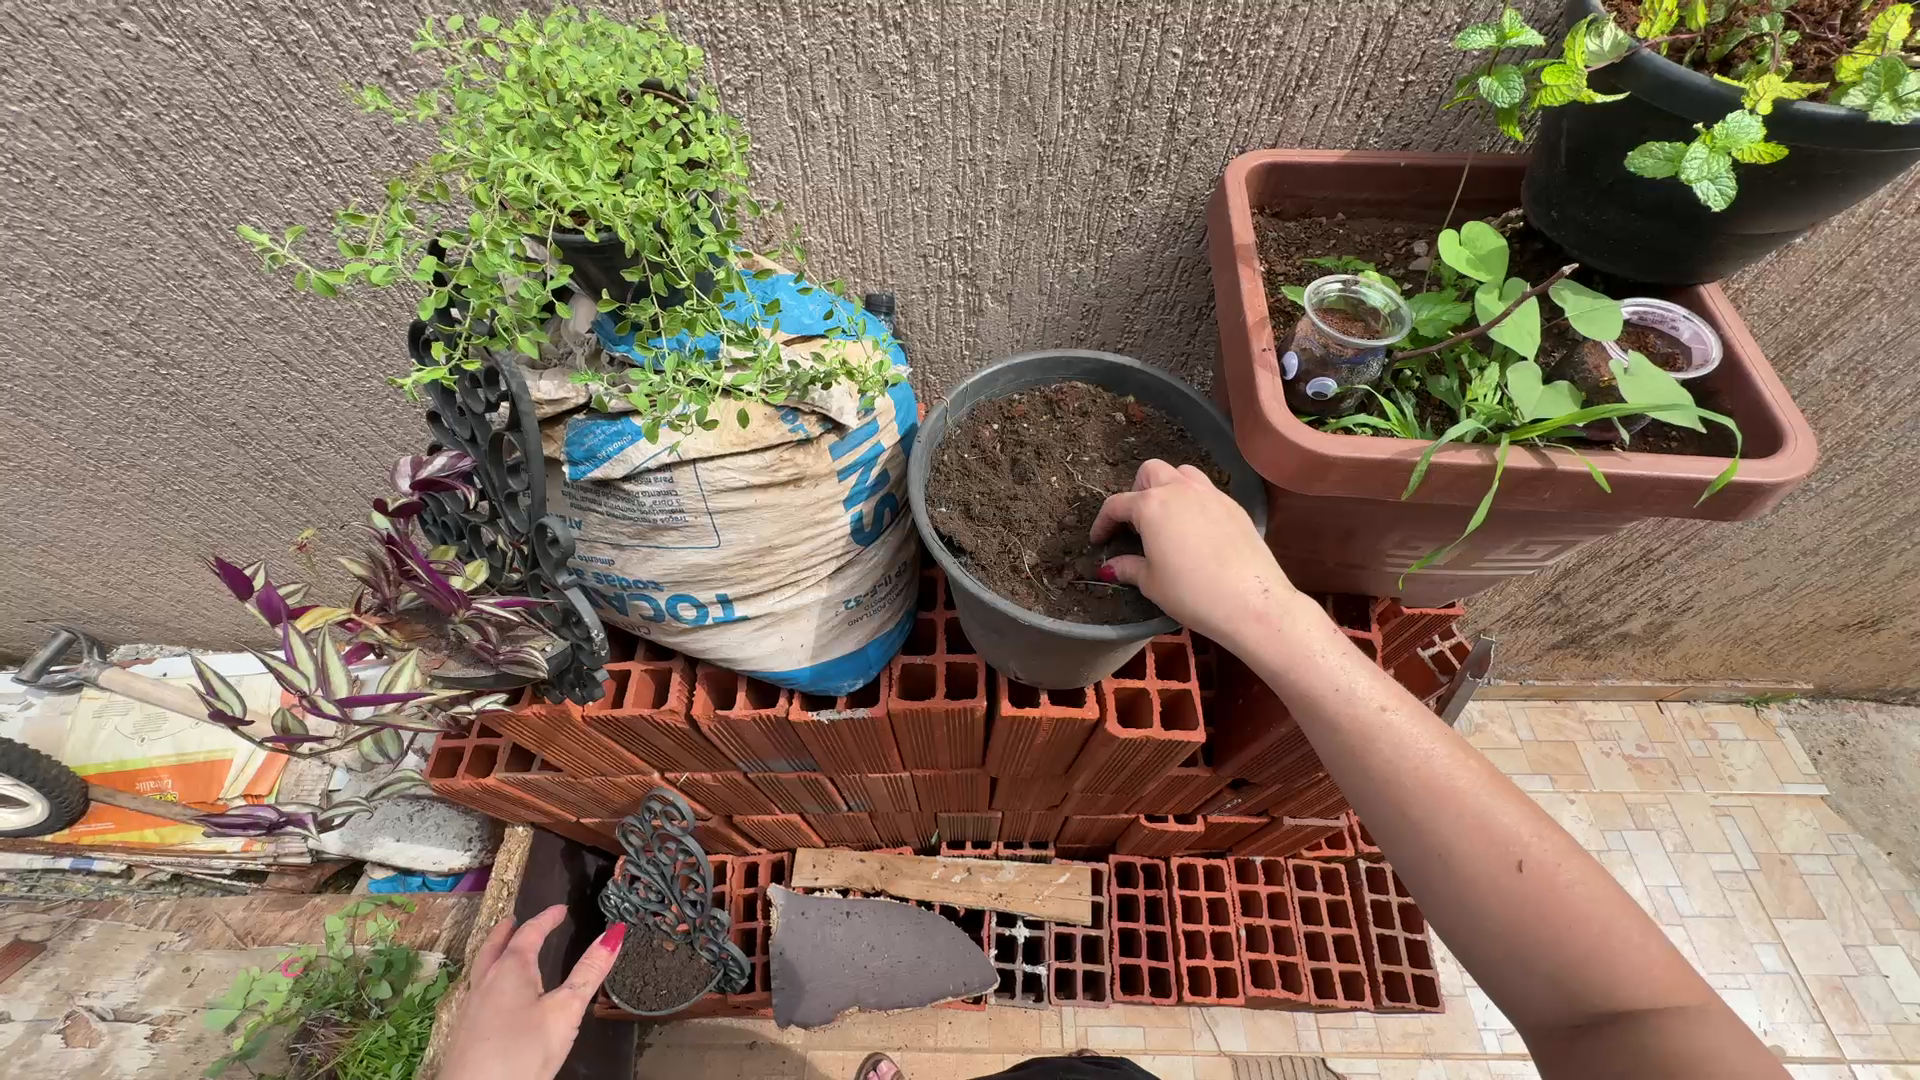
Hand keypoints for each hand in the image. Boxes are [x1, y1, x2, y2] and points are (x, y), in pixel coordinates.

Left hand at [437, 905, 622, 1079]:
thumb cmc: (523, 1052)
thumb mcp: (566, 1010)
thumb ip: (590, 971)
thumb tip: (616, 932)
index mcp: (511, 969)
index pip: (529, 932)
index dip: (547, 918)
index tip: (560, 909)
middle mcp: (486, 982)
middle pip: (494, 947)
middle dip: (507, 931)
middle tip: (516, 920)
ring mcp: (470, 1009)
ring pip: (481, 969)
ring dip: (494, 953)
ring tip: (504, 951)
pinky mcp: (463, 1034)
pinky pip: (477, 990)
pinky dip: (489, 977)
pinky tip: (496, 996)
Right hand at [1089, 459, 1304, 649]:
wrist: (1251, 601)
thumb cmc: (1192, 592)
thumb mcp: (1152, 583)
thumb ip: (1128, 568)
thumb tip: (1110, 567)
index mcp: (1152, 506)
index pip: (1117, 504)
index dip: (1102, 522)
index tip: (1099, 541)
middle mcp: (1180, 491)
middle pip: (1150, 472)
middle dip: (1136, 492)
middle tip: (1134, 523)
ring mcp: (1211, 495)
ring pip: (1182, 474)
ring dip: (1167, 488)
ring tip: (1165, 518)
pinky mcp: (1234, 507)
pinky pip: (1206, 491)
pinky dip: (1193, 501)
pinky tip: (1194, 530)